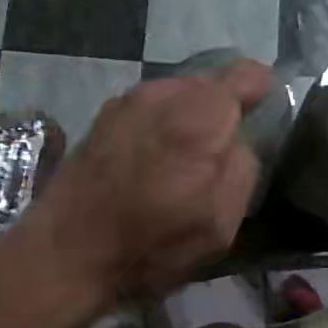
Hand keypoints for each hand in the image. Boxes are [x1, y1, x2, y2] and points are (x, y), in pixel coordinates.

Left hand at [6, 59, 271, 306]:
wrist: (66, 252)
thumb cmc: (151, 245)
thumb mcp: (220, 223)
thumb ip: (243, 169)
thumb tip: (241, 139)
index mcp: (201, 117)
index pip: (247, 74)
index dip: (261, 92)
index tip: (261, 117)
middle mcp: (164, 95)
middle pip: (210, 83)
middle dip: (222, 110)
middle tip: (220, 151)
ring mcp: (128, 100)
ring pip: (177, 93)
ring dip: (188, 117)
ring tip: (183, 159)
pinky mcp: (103, 115)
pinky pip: (149, 106)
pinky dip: (160, 123)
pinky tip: (151, 160)